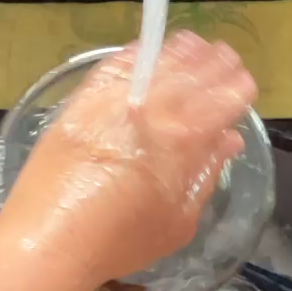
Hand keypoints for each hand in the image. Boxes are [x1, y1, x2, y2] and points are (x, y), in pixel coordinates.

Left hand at [0, 32, 258, 290]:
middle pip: (196, 70)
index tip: (241, 90)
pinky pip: (117, 63)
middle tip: (224, 61)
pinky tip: (146, 52)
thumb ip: (206, 174)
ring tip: (193, 48)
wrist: (50, 239)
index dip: (239, 90)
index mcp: (186, 138)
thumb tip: (227, 139)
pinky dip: (138, 53)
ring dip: (182, 52)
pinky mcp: (83, 98)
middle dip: (217, 64)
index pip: (227, 97)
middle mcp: (154, 107)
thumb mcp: (178, 221)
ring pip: (159, 59)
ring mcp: (116, 98)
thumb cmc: (120, 241)